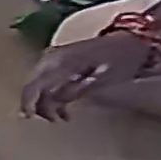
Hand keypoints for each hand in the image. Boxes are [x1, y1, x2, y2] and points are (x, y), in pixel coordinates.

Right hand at [20, 31, 152, 120]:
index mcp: (62, 62)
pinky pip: (47, 80)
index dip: (28, 102)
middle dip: (39, 105)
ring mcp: (54, 58)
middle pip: (33, 86)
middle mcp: (52, 59)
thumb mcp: (105, 78)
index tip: (28, 117)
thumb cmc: (122, 59)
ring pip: (38, 85)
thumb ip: (78, 90)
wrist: (132, 40)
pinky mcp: (59, 62)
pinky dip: (52, 95)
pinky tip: (63, 108)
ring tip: (62, 117)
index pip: (35, 84)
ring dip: (46, 102)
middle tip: (53, 120)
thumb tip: (56, 102)